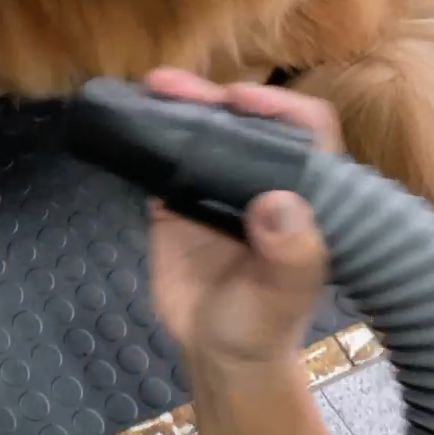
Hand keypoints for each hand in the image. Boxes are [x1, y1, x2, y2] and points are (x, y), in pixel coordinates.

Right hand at [143, 69, 338, 366]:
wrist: (215, 350)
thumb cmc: (263, 324)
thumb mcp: (284, 295)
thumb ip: (291, 254)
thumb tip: (278, 201)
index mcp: (304, 195)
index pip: (304, 133)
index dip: (278, 108)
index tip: (239, 100)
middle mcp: (260, 182)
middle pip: (243, 123)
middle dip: (210, 97)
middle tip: (169, 84)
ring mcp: (215, 191)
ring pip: (202, 135)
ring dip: (177, 107)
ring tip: (148, 88)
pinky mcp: (174, 204)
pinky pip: (162, 163)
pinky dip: (146, 139)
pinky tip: (129, 120)